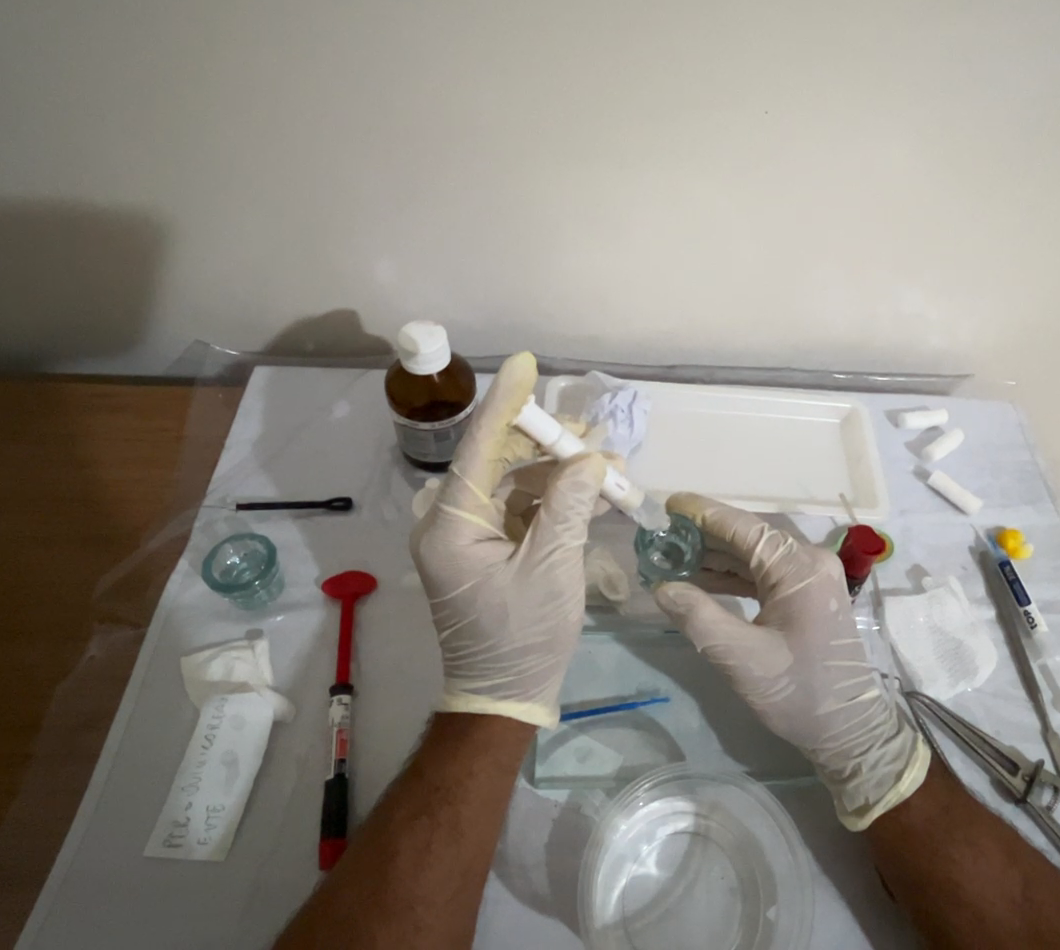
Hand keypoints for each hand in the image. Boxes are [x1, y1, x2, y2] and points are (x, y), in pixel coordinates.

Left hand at [408, 351, 605, 727]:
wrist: (505, 694)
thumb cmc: (524, 636)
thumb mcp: (553, 568)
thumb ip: (569, 505)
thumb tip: (588, 458)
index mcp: (452, 525)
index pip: (480, 447)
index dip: (507, 403)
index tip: (527, 364)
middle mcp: (451, 521)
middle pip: (500, 459)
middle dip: (549, 443)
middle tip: (593, 433)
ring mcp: (468, 534)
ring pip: (515, 481)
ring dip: (560, 471)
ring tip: (609, 463)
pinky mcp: (486, 546)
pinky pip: (521, 506)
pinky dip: (556, 497)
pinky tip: (594, 489)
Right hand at [652, 493, 929, 829]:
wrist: (849, 730)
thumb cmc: (798, 693)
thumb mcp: (741, 658)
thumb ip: (698, 617)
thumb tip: (661, 586)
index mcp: (799, 568)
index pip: (743, 527)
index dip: (703, 513)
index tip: (667, 504)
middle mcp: (809, 561)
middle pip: (749, 536)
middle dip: (704, 534)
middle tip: (661, 533)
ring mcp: (811, 577)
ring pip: (755, 554)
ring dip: (716, 555)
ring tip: (673, 555)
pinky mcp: (807, 595)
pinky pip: (764, 573)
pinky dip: (733, 575)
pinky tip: (701, 579)